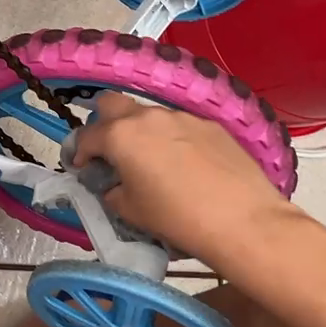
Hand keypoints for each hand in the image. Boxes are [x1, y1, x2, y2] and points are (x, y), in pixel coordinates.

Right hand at [70, 90, 294, 259]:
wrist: (246, 223)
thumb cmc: (177, 218)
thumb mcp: (130, 211)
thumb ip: (112, 191)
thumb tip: (114, 185)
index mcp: (119, 135)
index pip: (86, 136)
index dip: (79, 153)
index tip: (83, 169)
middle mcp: (147, 117)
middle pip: (112, 103)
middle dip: (104, 123)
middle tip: (111, 151)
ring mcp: (182, 117)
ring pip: (150, 116)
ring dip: (142, 133)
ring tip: (154, 163)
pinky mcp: (212, 126)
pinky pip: (181, 127)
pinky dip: (173, 140)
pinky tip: (187, 167)